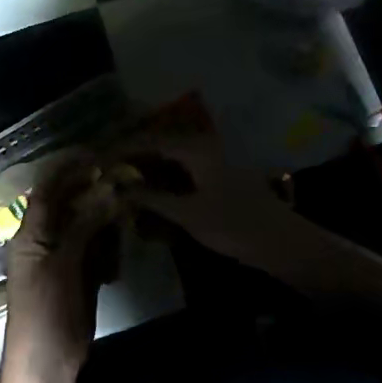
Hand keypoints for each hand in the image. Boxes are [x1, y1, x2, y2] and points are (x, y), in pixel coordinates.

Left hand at [1, 157, 120, 382]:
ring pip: (88, 231)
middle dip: (95, 198)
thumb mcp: (64, 266)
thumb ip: (85, 226)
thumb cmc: (47, 314)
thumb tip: (108, 189)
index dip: (69, 170)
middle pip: (71, 208)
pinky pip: (96, 255)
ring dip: (105, 229)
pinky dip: (107, 256)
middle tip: (125, 187)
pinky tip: (114, 271)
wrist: (46, 366)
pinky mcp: (78, 281)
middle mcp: (44, 243)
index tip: (98, 155)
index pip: (48, 191)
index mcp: (30, 236)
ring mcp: (62, 263)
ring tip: (122, 231)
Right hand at [115, 127, 299, 264]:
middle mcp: (207, 145)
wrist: (281, 241)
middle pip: (163, 144)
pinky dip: (169, 174)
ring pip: (176, 156)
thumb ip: (152, 199)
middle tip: (109, 168)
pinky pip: (188, 166)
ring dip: (152, 165)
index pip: (151, 141)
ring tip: (126, 178)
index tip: (100, 158)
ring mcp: (218, 158)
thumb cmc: (232, 225)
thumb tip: (120, 189)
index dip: (124, 148)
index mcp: (197, 148)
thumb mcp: (187, 214)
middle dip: (136, 154)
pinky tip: (156, 188)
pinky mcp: (224, 174)